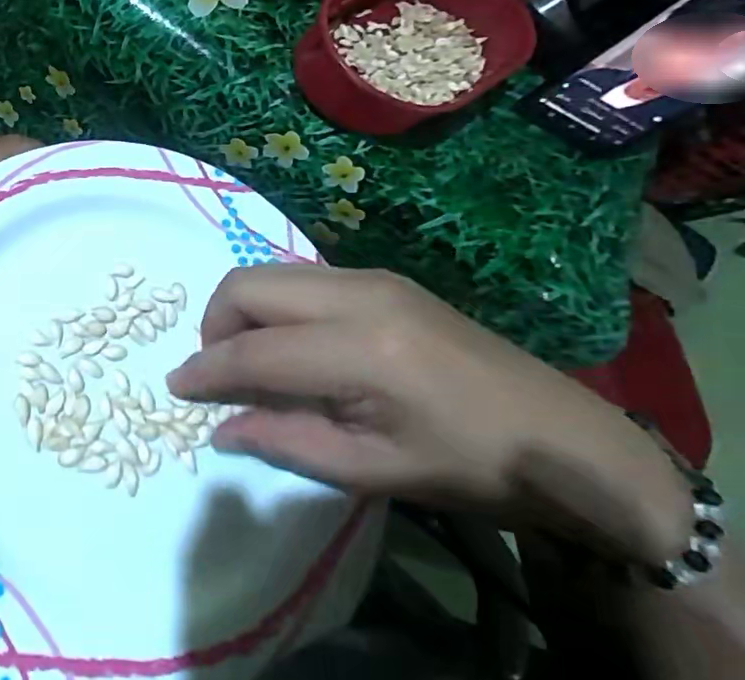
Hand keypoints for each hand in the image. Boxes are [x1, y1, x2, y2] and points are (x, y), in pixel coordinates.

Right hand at [166, 266, 692, 566]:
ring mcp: (372, 277)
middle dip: (215, 325)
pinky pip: (298, 277)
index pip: (254, 352)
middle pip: (246, 286)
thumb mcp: (374, 471)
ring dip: (241, 310)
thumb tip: (219, 428)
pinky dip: (273, 304)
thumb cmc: (472, 468)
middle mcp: (359, 295)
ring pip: (268, 272)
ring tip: (253, 359)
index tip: (176, 386)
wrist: (568, 439)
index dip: (206, 370)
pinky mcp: (381, 276)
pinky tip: (292, 343)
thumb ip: (285, 441)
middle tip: (220, 372)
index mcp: (362, 352)